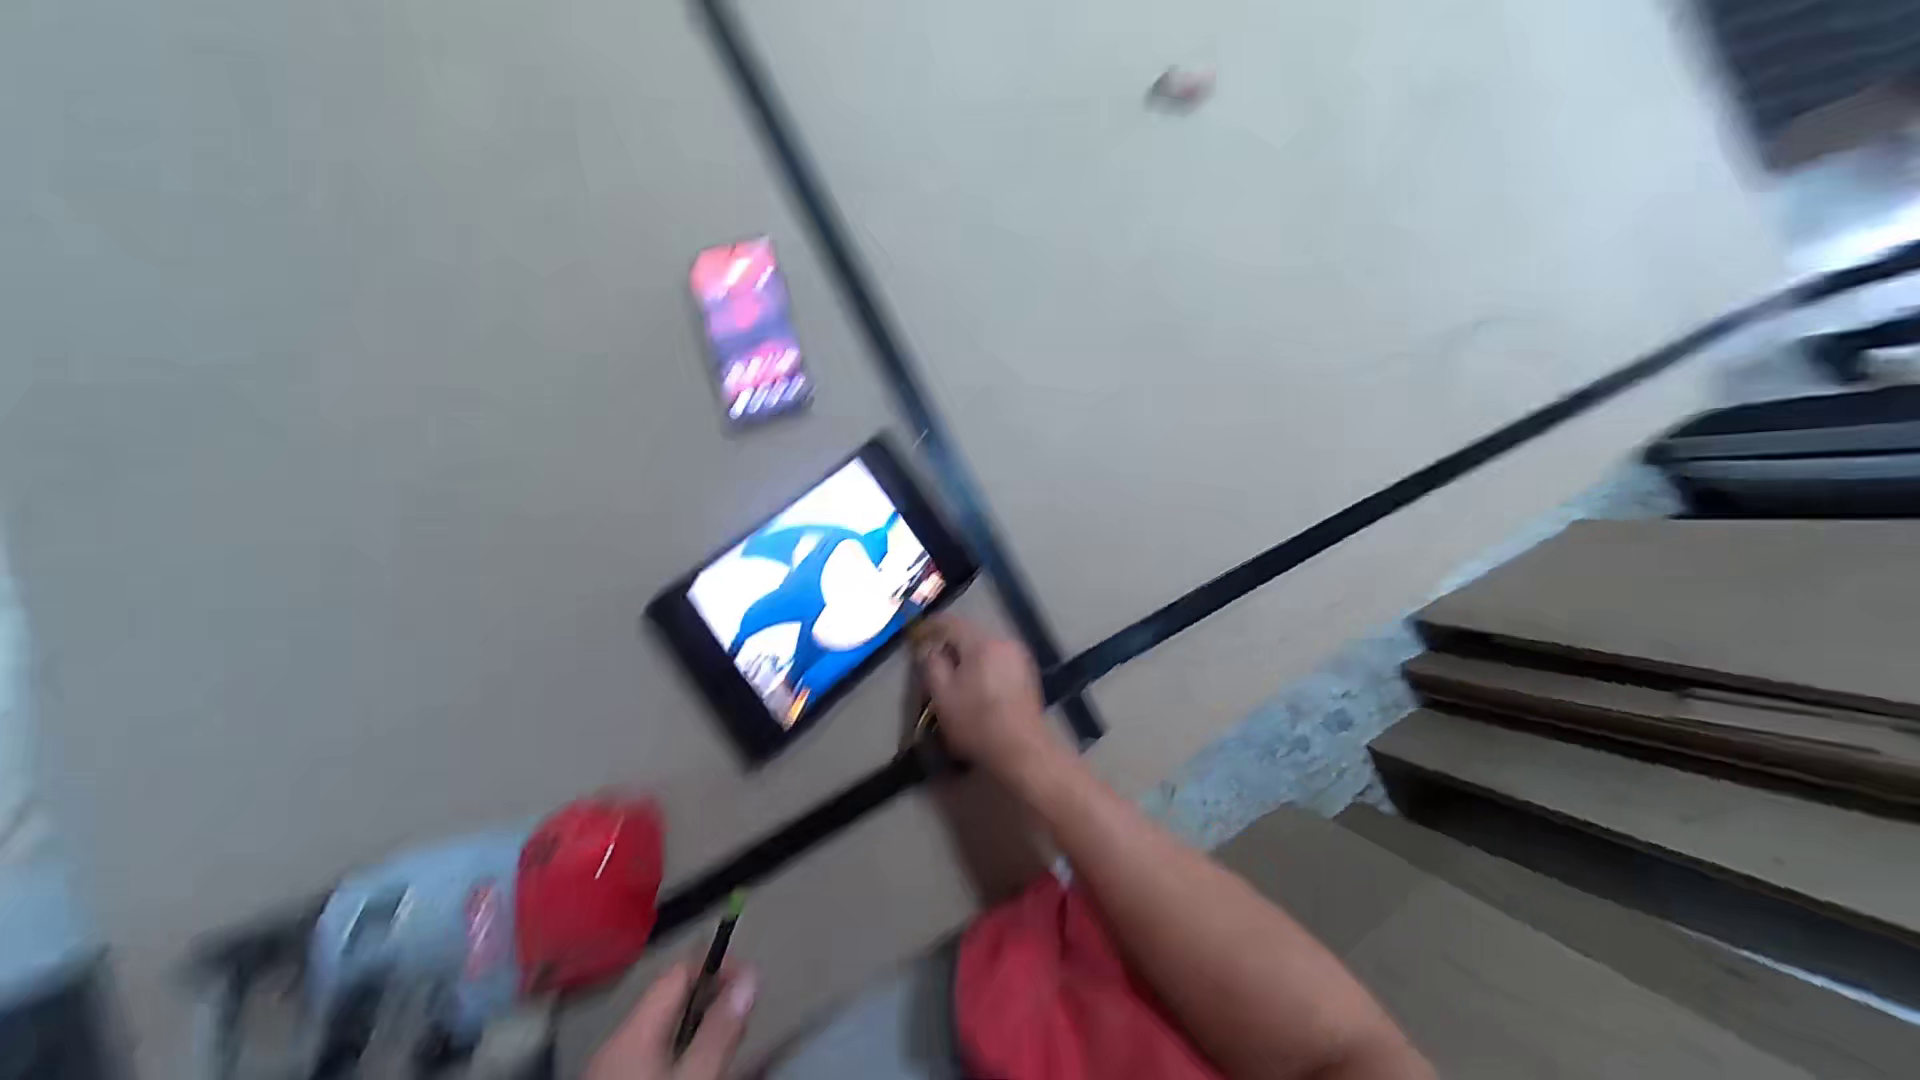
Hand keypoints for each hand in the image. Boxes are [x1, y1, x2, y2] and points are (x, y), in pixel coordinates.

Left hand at [586, 963, 756, 1079]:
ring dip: (696, 1030)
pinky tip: (694, 1072)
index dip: (715, 966)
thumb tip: (750, 978)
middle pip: (669, 1001)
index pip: (678, 972)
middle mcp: (615, 1044)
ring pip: (661, 1030)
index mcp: (633, 1032)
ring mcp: (607, 1071)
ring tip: (724, 1050)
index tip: (749, 980)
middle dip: (709, 1002)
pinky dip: (678, 1054)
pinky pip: (649, 1056)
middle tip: (742, 1019)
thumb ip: (722, 1030)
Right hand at [913, 614, 1061, 779]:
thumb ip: (931, 664)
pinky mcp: (1028, 674)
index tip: (917, 636)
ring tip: (956, 680)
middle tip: (934, 664)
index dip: (930, 626)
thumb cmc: (976, 722)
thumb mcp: (942, 695)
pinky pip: (999, 661)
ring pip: (985, 648)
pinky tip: (979, 689)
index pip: (950, 622)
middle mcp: (1004, 642)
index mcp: (981, 643)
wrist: (1022, 750)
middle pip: (970, 635)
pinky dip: (985, 668)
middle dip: (950, 646)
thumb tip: (928, 647)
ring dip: (968, 658)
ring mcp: (1020, 657)